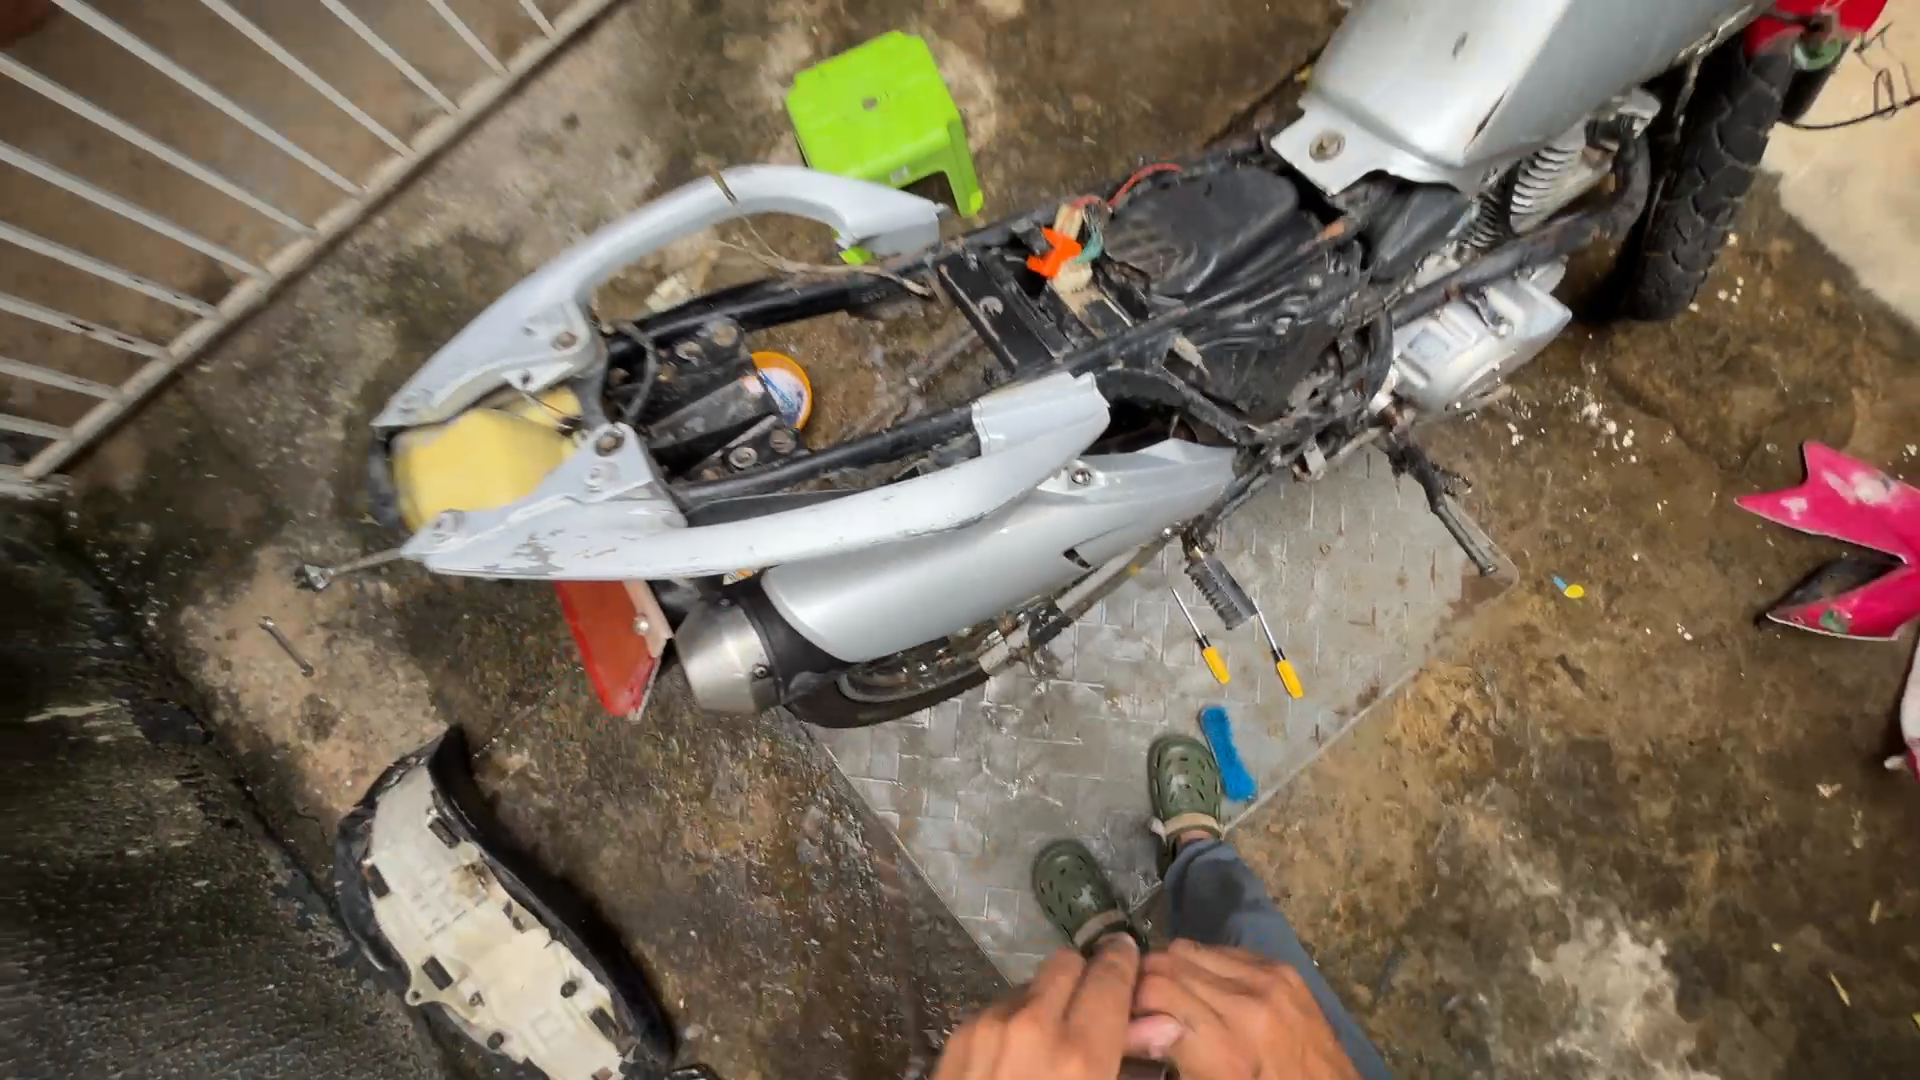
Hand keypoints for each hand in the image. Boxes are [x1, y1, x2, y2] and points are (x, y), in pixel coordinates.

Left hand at [933, 935, 1140, 1079]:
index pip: (1108, 974)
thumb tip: (1163, 1021)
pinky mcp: (958, 1035)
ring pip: (1032, 983)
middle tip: (1095, 1007)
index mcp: (1078, 1056)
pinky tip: (1019, 1061)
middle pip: (1067, 962)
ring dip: (1050, 1001)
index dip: (1122, 962)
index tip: (1129, 957)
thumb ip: (1130, 1060)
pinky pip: (1000, 1007)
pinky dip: (1017, 1021)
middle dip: (1085, 977)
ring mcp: (989, 1026)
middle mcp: (1032, 1026)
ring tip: (1055, 1045)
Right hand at [1126, 939, 1361, 1079]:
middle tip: (1136, 1009)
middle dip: (1142, 984)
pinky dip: (1201, 967)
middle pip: (1164, 963)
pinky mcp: (1282, 969)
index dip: (1127, 1004)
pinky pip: (1219, 950)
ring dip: (1169, 971)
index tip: (1120, 1022)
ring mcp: (1268, 979)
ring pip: (1185, 948)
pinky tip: (1205, 992)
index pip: (1152, 993)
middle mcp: (1247, 1002)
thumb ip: (1172, 1060)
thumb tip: (1125, 1029)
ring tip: (1168, 999)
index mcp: (1228, 1051)